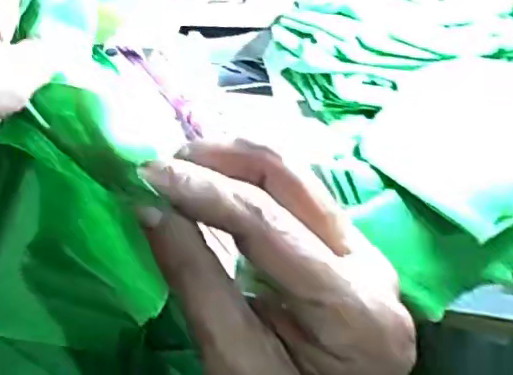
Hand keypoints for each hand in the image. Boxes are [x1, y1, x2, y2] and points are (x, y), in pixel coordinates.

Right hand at [139, 140, 415, 374]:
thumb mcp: (234, 360)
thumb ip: (194, 278)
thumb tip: (147, 205)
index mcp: (355, 308)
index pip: (264, 220)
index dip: (198, 187)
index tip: (143, 174)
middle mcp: (368, 266)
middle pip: (283, 175)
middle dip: (212, 158)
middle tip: (159, 168)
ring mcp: (357, 250)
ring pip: (283, 171)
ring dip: (221, 160)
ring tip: (174, 173)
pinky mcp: (336, 243)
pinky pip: (282, 188)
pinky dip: (233, 174)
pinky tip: (201, 184)